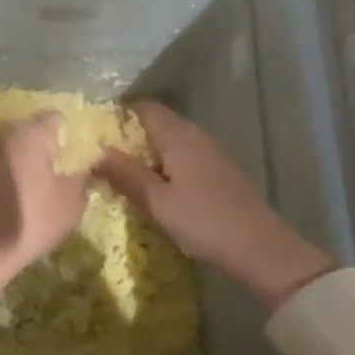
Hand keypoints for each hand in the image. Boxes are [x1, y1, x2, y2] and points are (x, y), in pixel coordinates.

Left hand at [0, 115, 86, 351]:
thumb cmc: (28, 222)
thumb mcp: (69, 206)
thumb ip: (80, 181)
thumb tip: (80, 170)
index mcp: (29, 135)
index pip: (54, 119)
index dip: (68, 134)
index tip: (75, 155)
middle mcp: (0, 136)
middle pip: (28, 133)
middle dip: (43, 150)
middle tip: (56, 174)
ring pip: (7, 151)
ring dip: (20, 164)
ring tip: (32, 191)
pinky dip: (2, 178)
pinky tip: (8, 202)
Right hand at [95, 100, 337, 312]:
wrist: (259, 246)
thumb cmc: (203, 220)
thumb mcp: (157, 201)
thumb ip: (125, 174)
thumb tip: (95, 152)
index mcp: (177, 136)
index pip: (144, 108)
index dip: (119, 114)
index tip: (97, 132)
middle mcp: (194, 135)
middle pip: (157, 121)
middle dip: (130, 134)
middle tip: (104, 156)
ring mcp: (209, 151)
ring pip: (171, 139)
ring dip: (148, 150)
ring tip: (125, 173)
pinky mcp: (218, 169)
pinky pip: (183, 154)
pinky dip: (165, 162)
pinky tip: (158, 186)